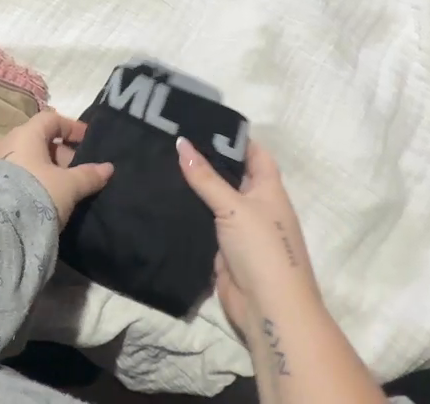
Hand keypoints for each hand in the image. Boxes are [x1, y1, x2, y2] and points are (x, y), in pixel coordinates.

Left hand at [0, 109, 113, 226]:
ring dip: (52, 169)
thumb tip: (108, 168)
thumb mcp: (68, 185)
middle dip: (64, 153)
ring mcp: (1, 163)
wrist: (1, 226)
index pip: (51, 119)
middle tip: (82, 170)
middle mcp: (11, 143)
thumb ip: (88, 175)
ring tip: (70, 187)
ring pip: (33, 159)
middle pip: (42, 140)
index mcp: (27, 134)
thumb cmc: (38, 193)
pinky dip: (40, 179)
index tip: (88, 140)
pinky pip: (24, 173)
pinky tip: (52, 197)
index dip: (71, 127)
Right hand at [177, 136, 315, 338]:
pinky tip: (162, 195)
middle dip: (206, 159)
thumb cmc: (262, 249)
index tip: (201, 121)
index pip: (254, 153)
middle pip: (230, 174)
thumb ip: (205, 176)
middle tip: (171, 136)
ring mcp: (238, 228)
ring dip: (193, 185)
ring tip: (160, 159)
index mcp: (269, 190)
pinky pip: (202, 223)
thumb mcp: (234, 207)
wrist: (269, 309)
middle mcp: (255, 205)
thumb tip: (181, 142)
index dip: (233, 137)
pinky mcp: (222, 249)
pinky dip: (186, 211)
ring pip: (213, 198)